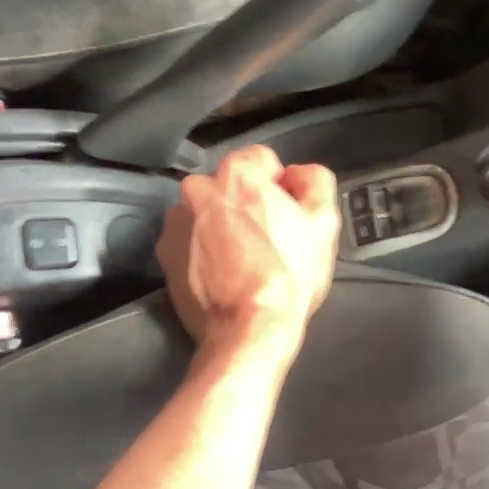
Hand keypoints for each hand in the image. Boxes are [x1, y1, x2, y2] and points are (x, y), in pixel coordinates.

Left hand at [155, 145, 340, 348]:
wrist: (249, 328)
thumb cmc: (289, 274)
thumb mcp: (324, 221)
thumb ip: (315, 180)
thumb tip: (297, 175)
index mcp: (237, 174)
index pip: (262, 160)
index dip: (280, 186)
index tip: (287, 214)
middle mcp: (198, 189)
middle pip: (229, 187)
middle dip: (246, 205)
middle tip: (267, 240)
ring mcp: (176, 223)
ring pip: (206, 214)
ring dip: (222, 227)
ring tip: (244, 261)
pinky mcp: (164, 255)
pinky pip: (189, 242)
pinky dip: (203, 252)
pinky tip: (225, 275)